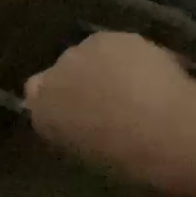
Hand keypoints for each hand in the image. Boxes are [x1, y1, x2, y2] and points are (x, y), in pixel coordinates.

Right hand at [23, 32, 195, 190]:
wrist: (157, 128)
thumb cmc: (124, 158)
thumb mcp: (88, 153)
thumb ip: (76, 131)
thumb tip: (85, 122)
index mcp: (42, 115)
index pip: (38, 98)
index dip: (60, 100)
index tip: (80, 110)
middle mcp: (51, 80)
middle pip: (61, 71)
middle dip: (80, 80)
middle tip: (109, 98)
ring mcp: (77, 54)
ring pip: (88, 54)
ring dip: (103, 64)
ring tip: (133, 83)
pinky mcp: (106, 38)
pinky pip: (114, 45)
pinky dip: (128, 55)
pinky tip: (149, 71)